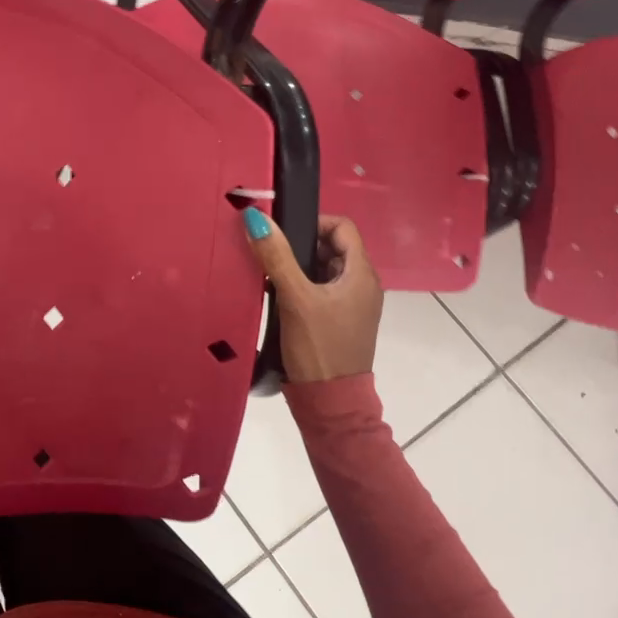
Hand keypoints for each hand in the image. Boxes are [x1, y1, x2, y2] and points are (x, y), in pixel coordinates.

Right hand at [242, 207, 381, 382]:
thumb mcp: (295, 298)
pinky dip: (300, 283)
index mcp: (361, 274)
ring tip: (269, 273)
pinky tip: (278, 294)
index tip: (282, 235)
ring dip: (297, 265)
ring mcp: (351, 303)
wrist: (330, 400)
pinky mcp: (338, 318)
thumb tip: (256, 216)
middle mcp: (362, 284)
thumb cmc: (318, 346)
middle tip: (270, 253)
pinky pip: (319, 287)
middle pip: (331, 246)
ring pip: (323, 267)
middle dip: (300, 245)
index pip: (342, 227)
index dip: (312, 223)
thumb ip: (276, 256)